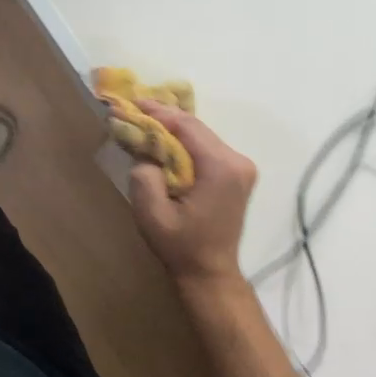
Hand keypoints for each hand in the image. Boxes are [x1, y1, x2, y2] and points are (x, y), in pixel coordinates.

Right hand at [129, 100, 257, 286]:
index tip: (134, 104)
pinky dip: (186, 140)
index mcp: (221, 168)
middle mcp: (237, 161)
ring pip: (202, 134)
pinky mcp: (238, 173)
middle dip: (166, 117)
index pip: (187, 127)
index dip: (159, 113)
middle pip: (197, 127)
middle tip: (136, 108)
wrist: (210, 272)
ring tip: (147, 121)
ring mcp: (242, 166)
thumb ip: (145, 177)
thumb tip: (146, 153)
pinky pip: (208, 146)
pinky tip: (166, 139)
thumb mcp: (152, 214)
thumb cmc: (181, 246)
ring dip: (175, 128)